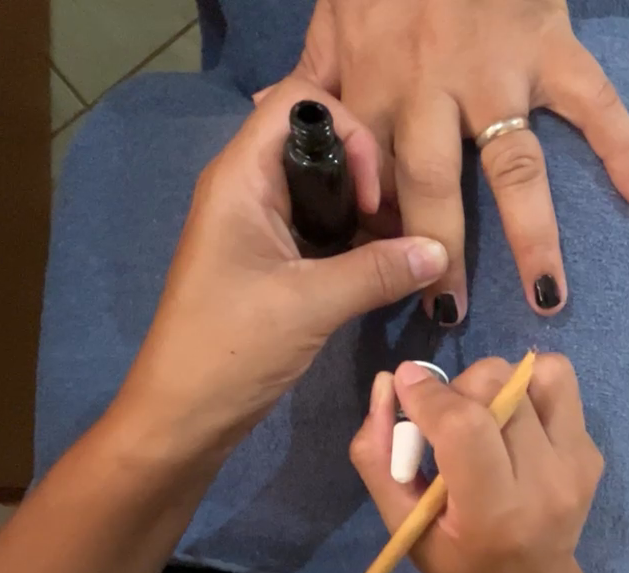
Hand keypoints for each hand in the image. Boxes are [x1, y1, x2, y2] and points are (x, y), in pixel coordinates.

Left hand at [110, 74, 447, 461]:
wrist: (187, 411)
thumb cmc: (232, 348)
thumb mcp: (310, 305)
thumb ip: (377, 272)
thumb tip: (441, 250)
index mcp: (243, 177)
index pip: (302, 105)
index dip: (352, 136)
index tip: (377, 200)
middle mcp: (253, 189)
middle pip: (321, 145)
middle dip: (374, 177)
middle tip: (410, 226)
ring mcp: (266, 227)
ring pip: (330, 194)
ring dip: (374, 216)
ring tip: (411, 253)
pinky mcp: (279, 263)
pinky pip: (328, 234)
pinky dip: (362, 245)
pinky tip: (392, 272)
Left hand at [286, 0, 628, 321]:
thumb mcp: (334, 11)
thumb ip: (315, 69)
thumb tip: (279, 110)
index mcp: (370, 80)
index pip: (365, 176)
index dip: (370, 231)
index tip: (380, 277)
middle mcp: (428, 86)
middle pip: (434, 188)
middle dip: (441, 256)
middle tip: (450, 314)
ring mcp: (494, 71)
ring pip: (514, 170)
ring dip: (533, 239)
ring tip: (549, 298)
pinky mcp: (548, 47)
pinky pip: (592, 103)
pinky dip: (622, 146)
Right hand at [350, 354, 604, 572]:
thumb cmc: (462, 566)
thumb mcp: (405, 527)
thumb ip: (380, 459)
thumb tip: (389, 384)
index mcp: (494, 514)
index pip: (466, 426)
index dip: (430, 395)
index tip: (407, 387)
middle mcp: (545, 483)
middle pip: (500, 386)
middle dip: (459, 389)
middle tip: (446, 419)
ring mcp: (576, 464)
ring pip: (537, 373)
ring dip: (499, 381)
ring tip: (484, 415)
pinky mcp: (591, 452)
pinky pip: (559, 385)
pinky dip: (529, 389)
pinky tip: (514, 423)